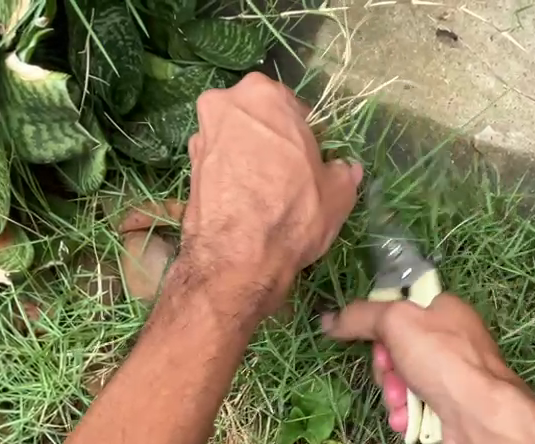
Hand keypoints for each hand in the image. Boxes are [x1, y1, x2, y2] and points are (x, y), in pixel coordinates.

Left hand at [178, 74, 361, 318]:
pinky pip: (219, 172)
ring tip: (265, 200)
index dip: (305, 139)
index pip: (294, 110)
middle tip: (288, 179)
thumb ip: (343, 174)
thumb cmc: (293, 214)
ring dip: (249, 164)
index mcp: (264, 94)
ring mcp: (201, 138)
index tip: (311, 163)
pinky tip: (245, 209)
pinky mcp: (187, 172)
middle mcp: (225, 105)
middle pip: (258, 123)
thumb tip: (347, 169)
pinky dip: (232, 185)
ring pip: (235, 146)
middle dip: (272, 145)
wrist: (238, 260)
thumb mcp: (337, 195)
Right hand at [322, 294, 532, 443]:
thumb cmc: (443, 360)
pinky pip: (413, 405)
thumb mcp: (396, 322)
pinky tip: (406, 420)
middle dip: (386, 370)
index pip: (398, 311)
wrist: (478, 416)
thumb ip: (360, 316)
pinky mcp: (447, 406)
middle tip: (393, 378)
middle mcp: (449, 340)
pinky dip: (405, 414)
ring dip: (393, 396)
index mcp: (443, 310)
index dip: (381, 329)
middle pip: (395, 350)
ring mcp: (449, 375)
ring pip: (401, 381)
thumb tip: (328, 319)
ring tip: (401, 405)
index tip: (378, 343)